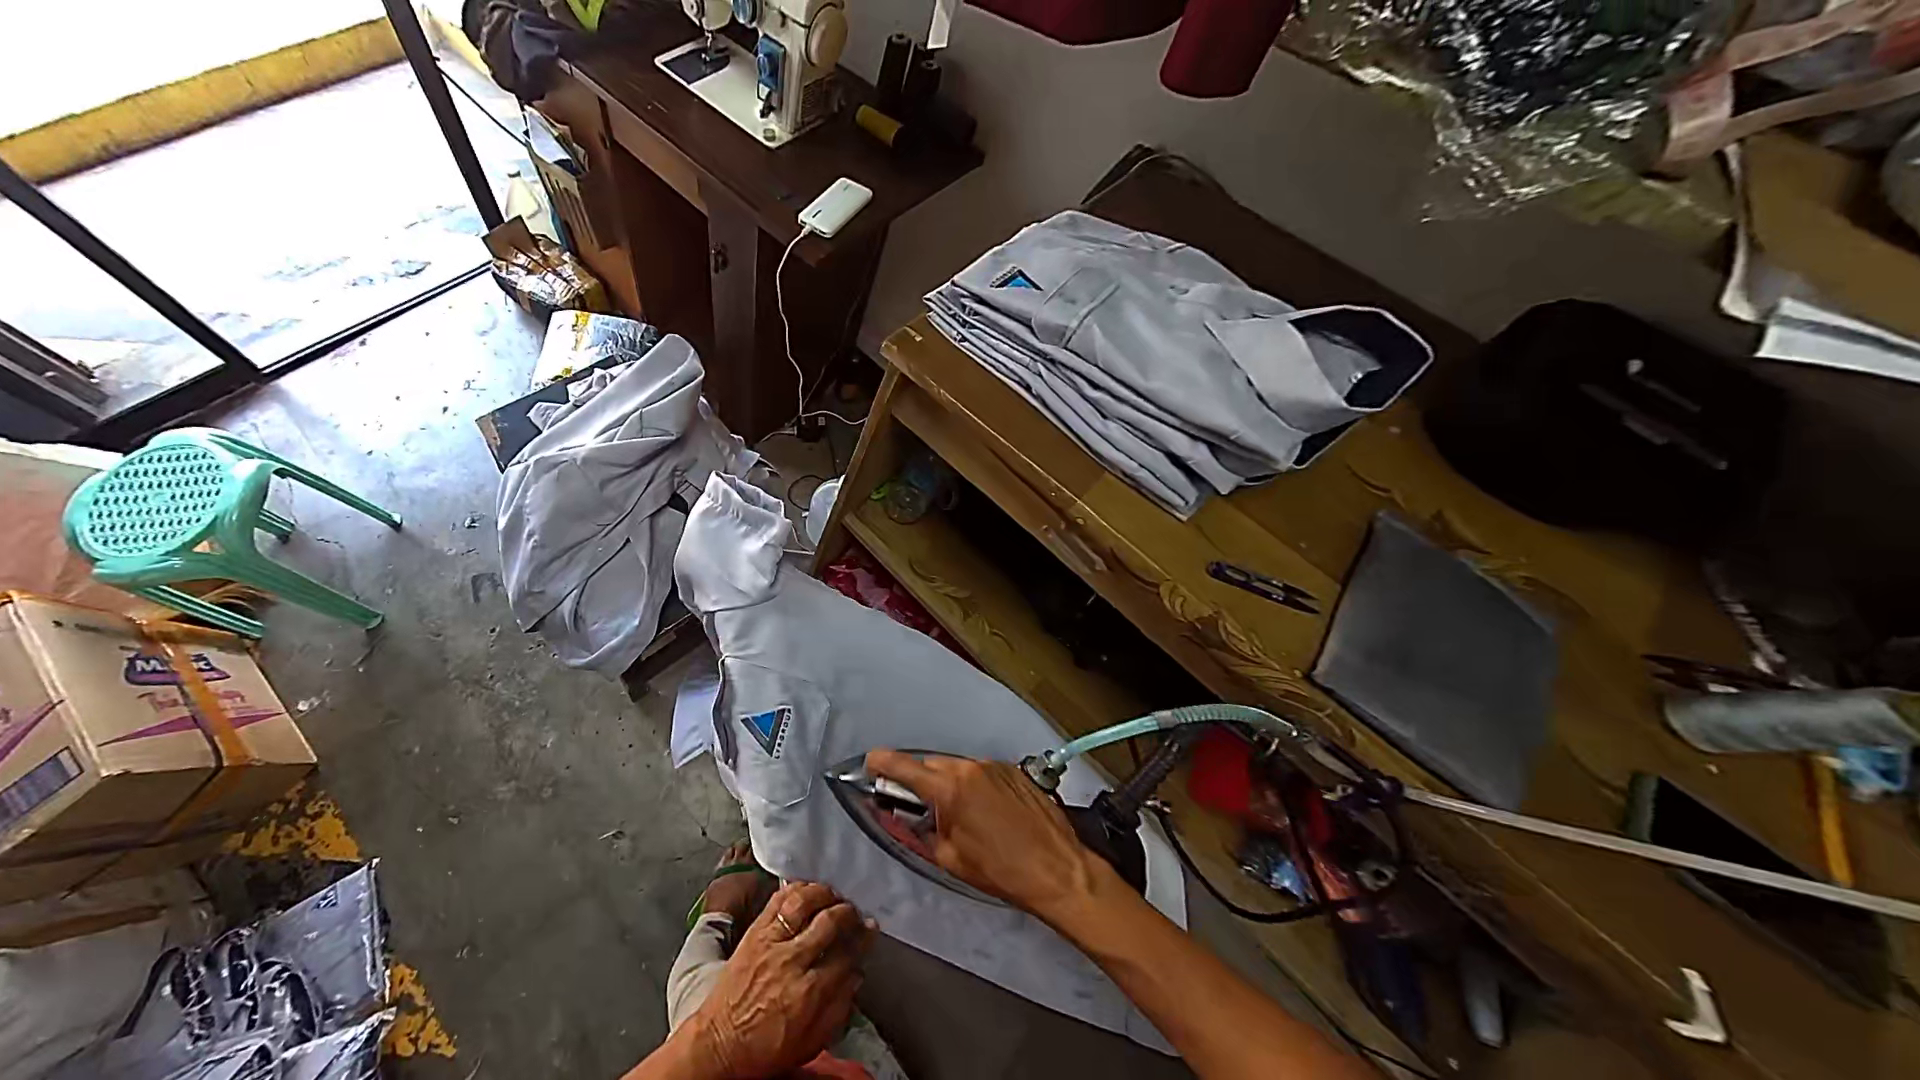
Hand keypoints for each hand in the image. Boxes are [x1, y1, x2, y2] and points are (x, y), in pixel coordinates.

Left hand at [675, 882, 872, 1079]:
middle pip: (830, 921)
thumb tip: (856, 976)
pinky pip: (777, 900)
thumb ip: (838, 1008)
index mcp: (810, 992)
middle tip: (854, 913)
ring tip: (833, 896)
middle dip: (848, 913)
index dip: (863, 937)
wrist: (718, 1046)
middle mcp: (792, 961)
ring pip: (804, 902)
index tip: (869, 930)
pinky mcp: (754, 933)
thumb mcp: (810, 1042)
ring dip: (824, 894)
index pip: (847, 952)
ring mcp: (771, 943)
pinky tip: (806, 890)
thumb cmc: (763, 1050)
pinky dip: (795, 889)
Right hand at [864, 750, 1113, 921]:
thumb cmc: (1002, 871)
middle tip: (916, 806)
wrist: (1058, 870)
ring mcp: (995, 766)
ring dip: (948, 783)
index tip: (870, 764)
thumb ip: (916, 832)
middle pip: (930, 764)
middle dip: (918, 781)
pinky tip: (982, 811)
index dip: (881, 764)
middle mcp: (971, 768)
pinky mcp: (1014, 771)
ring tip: (956, 815)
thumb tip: (895, 816)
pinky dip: (973, 784)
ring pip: (957, 767)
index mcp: (951, 789)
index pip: (904, 766)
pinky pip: (981, 771)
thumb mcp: (948, 858)